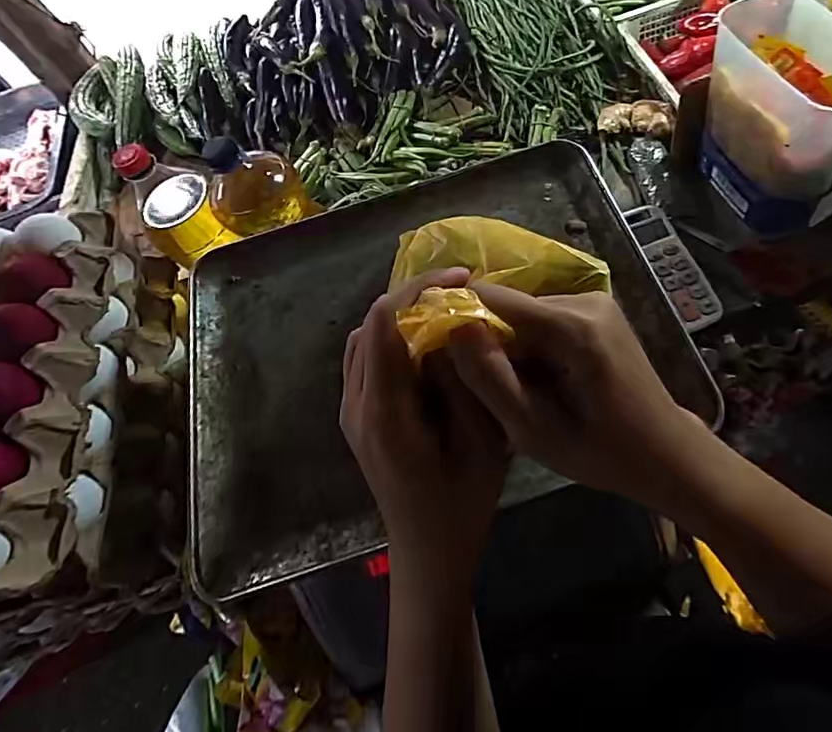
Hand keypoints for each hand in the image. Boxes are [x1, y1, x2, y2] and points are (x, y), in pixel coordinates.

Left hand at [341, 269, 509, 571]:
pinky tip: (429, 342)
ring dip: (404, 315)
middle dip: (415, 296)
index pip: (384, 323)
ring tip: (448, 309)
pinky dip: (395, 336)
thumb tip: (451, 323)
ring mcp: (351, 409)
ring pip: (367, 337)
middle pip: (372, 324)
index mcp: (382, 411)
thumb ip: (460, 379)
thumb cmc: (462, 502)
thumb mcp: (479, 440)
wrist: (429, 551)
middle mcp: (355, 404)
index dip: (420, 288)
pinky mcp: (358, 414)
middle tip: (462, 290)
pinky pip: (368, 356)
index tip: (462, 280)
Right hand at [446, 286, 708, 506]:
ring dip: (512, 346)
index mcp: (573, 326)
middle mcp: (585, 298)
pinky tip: (542, 378)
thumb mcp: (535, 431)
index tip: (439, 353)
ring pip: (524, 312)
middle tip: (488, 388)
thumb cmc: (603, 453)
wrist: (666, 452)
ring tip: (520, 389)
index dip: (458, 318)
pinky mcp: (597, 307)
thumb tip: (451, 326)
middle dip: (490, 342)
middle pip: (509, 306)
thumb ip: (489, 378)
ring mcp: (595, 299)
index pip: (492, 297)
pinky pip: (544, 316)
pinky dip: (533, 344)